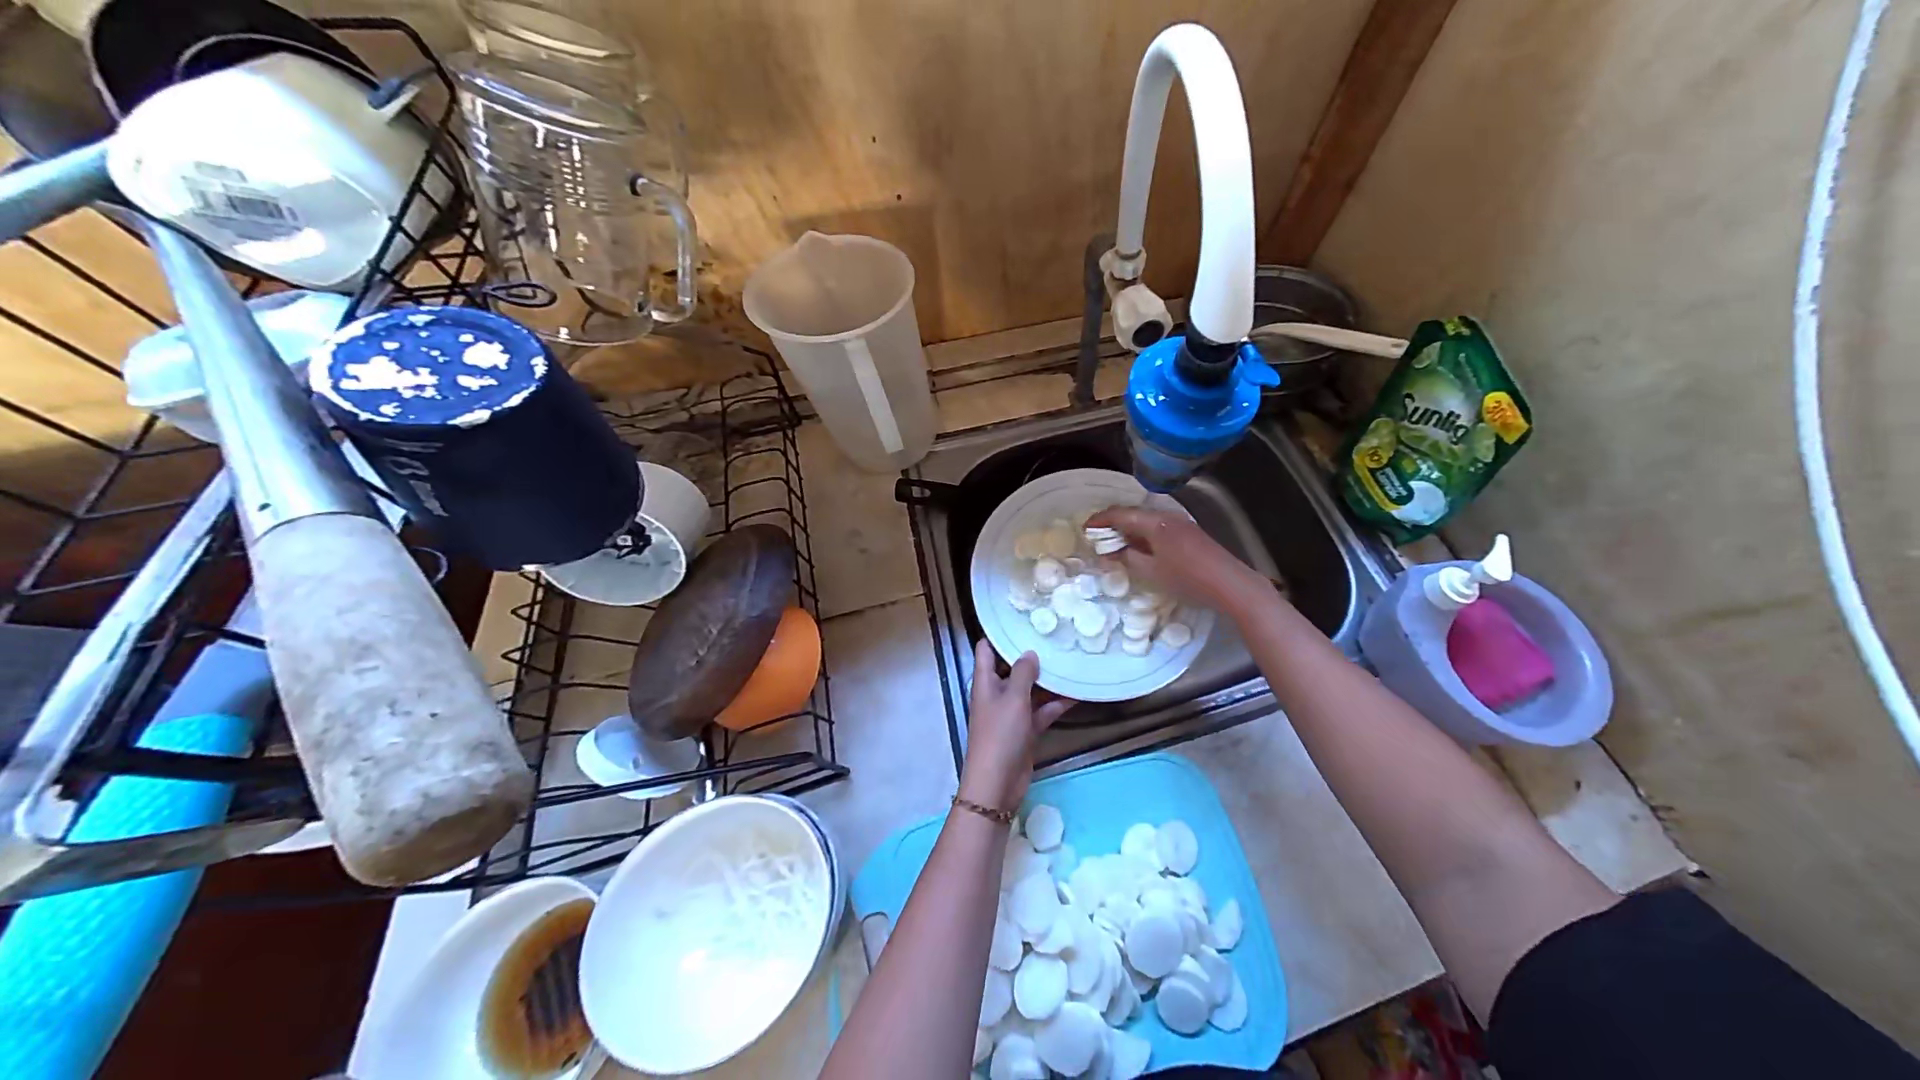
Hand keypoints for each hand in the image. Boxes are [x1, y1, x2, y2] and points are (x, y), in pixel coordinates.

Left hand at [960, 640, 1070, 810]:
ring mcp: (1011, 713)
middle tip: (1055, 637)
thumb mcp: (1012, 698)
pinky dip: (1056, 704)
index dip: (1000, 635)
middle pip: (1011, 668)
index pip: (986, 649)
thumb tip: (1029, 652)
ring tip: (1071, 660)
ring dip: (1048, 680)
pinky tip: (1078, 694)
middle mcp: (996, 694)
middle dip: (1030, 655)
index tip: (1022, 621)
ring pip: (1030, 690)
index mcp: (985, 682)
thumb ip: (1022, 673)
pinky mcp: (1025, 731)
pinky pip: (1042, 712)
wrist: (997, 784)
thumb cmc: (1000, 735)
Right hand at [1086, 506, 1273, 616]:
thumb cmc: (1188, 579)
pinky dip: (1142, 533)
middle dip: (1113, 523)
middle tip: (1097, 537)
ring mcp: (1181, 523)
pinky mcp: (1189, 532)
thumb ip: (1127, 558)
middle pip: (1133, 513)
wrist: (1231, 585)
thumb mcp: (1151, 572)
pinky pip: (1158, 526)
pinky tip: (1139, 547)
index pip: (1120, 514)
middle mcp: (1168, 516)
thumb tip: (1110, 552)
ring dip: (1128, 529)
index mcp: (1155, 522)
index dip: (1100, 520)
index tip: (1085, 529)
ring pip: (1146, 520)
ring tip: (1114, 543)